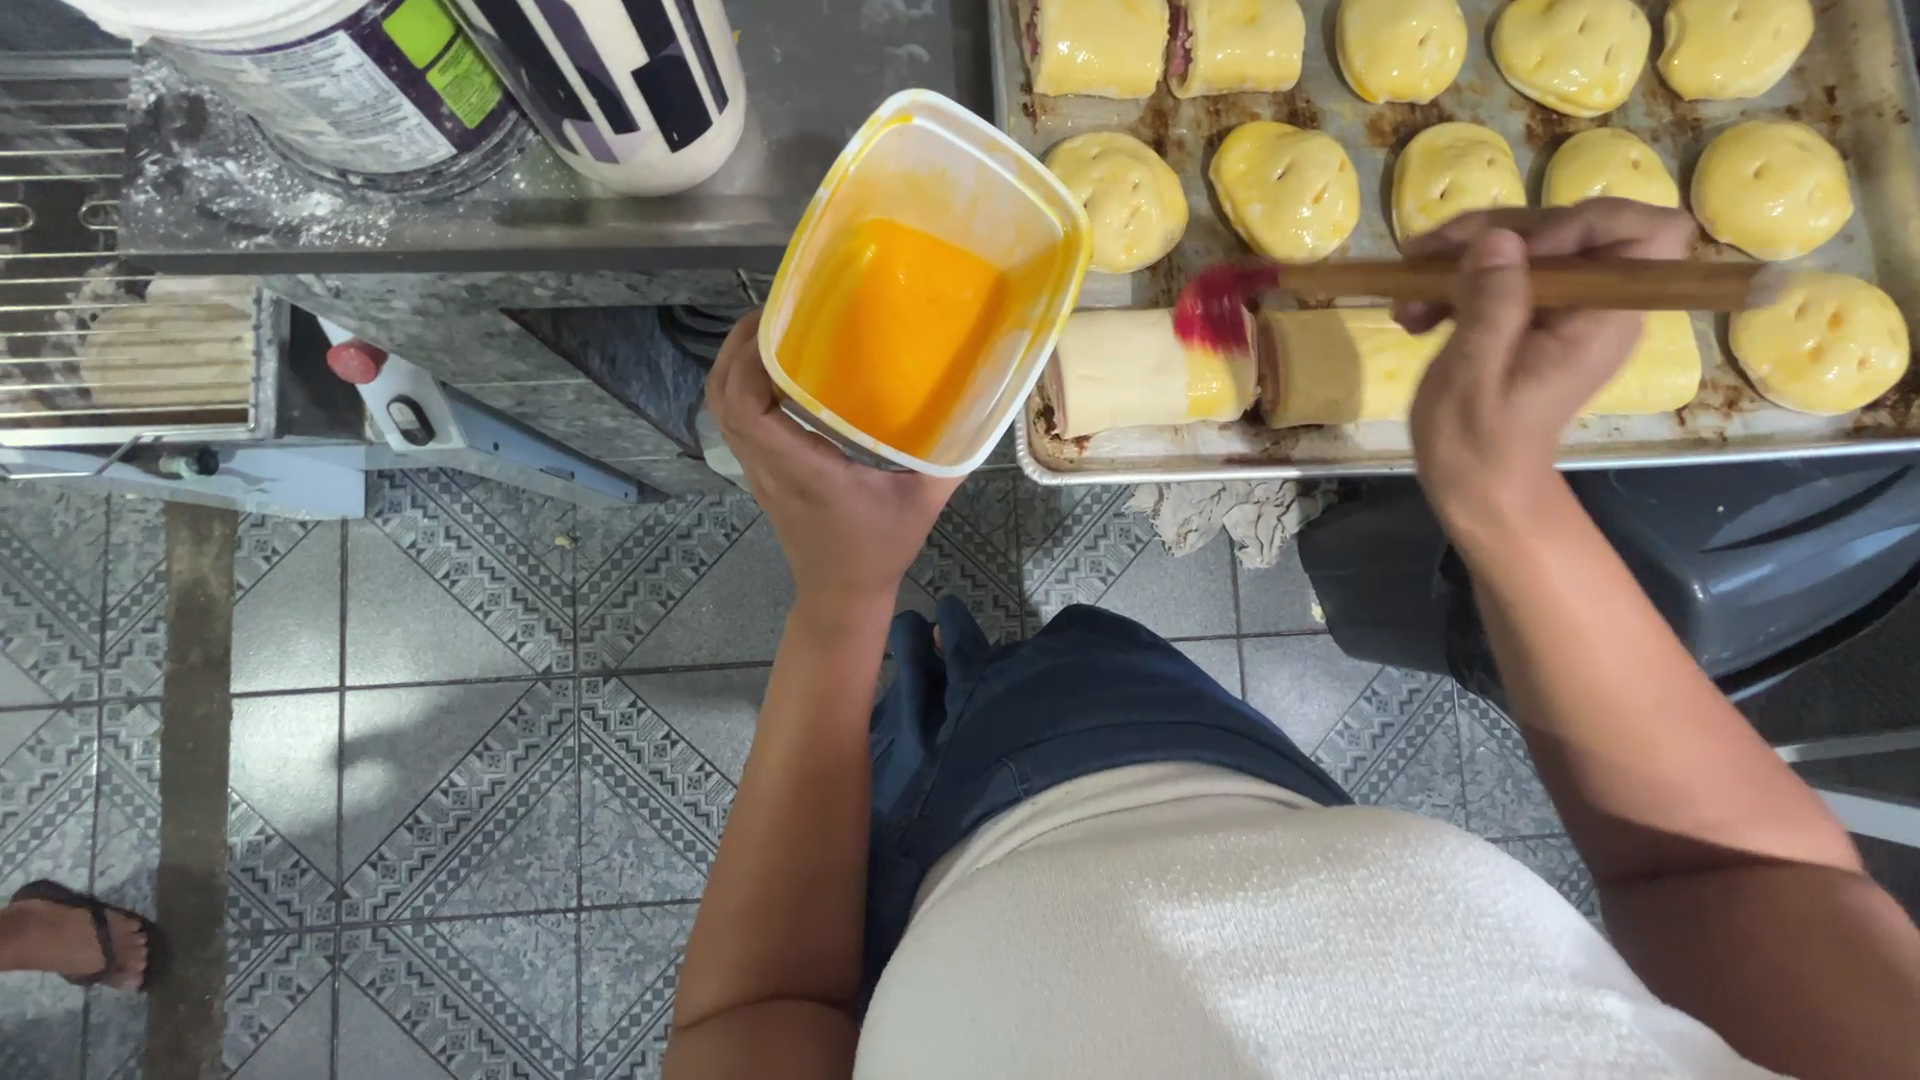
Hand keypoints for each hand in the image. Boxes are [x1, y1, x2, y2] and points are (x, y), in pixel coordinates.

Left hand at [706, 311, 962, 617]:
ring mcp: (759, 474)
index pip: (749, 410)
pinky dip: (741, 390)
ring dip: (732, 368)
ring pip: (721, 413)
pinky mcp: (761, 477)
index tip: (777, 326)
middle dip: (735, 350)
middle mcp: (770, 468)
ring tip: (769, 335)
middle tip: (772, 315)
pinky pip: (735, 425)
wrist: (841, 595)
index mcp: (804, 469)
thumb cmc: (880, 550)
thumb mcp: (922, 503)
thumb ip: (950, 456)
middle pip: (722, 400)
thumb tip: (977, 407)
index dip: (749, 362)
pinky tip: (776, 374)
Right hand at [1395, 199, 1694, 545]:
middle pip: (1567, 231)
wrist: (1475, 486)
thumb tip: (1495, 238)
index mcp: (1603, 319)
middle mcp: (1594, 306)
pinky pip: (1502, 281)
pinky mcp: (1529, 322)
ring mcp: (1561, 313)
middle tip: (1424, 257)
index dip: (1582, 223)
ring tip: (1407, 297)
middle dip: (1493, 236)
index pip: (1647, 232)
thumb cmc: (1474, 442)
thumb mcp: (1473, 374)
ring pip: (1525, 250)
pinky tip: (1415, 314)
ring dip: (1459, 262)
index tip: (1515, 254)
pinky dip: (1456, 287)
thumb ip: (1491, 304)